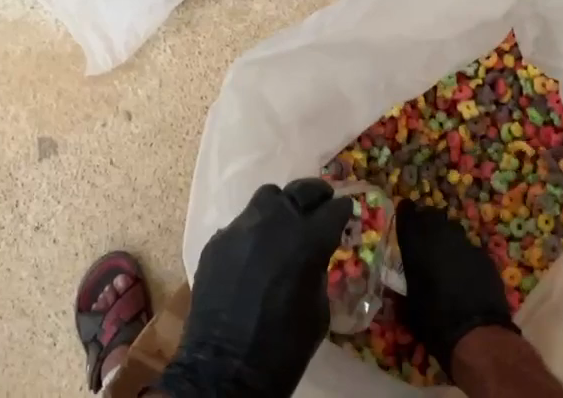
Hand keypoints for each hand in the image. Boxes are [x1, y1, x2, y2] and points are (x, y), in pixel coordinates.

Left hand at [156, 179, 349, 397]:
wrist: (224, 371)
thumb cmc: (284, 348)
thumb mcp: (318, 309)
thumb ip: (318, 269)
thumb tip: (314, 255)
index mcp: (306, 240)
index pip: (333, 209)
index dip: (342, 210)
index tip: (345, 210)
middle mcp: (274, 223)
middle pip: (300, 191)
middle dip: (315, 195)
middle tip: (322, 202)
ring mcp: (241, 228)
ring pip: (266, 199)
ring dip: (280, 207)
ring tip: (284, 224)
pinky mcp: (216, 241)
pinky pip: (241, 225)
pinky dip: (253, 233)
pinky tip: (254, 255)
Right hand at [395, 201, 516, 374]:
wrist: (476, 333)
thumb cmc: (433, 320)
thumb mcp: (409, 305)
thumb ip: (405, 286)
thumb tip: (398, 287)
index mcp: (417, 243)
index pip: (407, 213)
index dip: (405, 212)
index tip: (404, 212)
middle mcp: (441, 235)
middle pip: (432, 215)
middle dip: (426, 221)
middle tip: (423, 236)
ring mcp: (466, 243)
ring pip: (453, 230)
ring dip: (446, 238)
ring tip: (444, 255)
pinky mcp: (485, 256)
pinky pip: (470, 248)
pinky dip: (464, 255)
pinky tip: (464, 272)